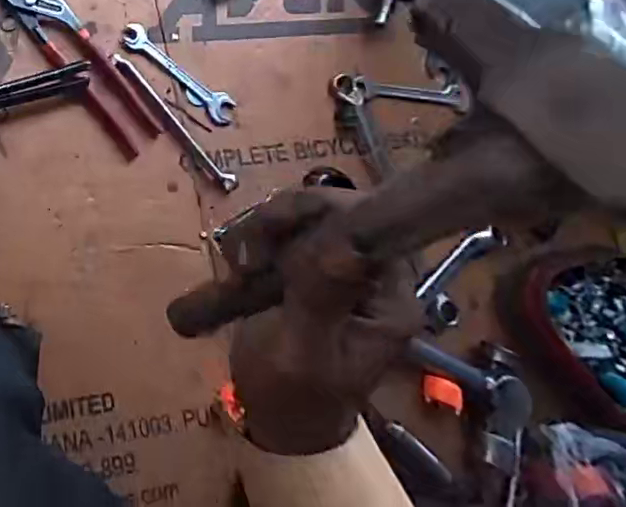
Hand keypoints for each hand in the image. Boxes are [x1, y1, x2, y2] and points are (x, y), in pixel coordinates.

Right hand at [226, 190, 420, 454]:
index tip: (271, 227)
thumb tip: (344, 246)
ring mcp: (334, 267)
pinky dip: (251, 240)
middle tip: (244, 255)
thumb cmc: (292, 395)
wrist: (274, 417)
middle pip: (329, 208)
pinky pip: (278, 229)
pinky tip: (237, 270)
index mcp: (389, 297)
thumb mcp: (302, 352)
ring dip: (258, 231)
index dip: (323, 209)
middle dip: (279, 220)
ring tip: (237, 271)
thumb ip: (321, 299)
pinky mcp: (303, 266)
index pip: (371, 223)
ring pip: (298, 213)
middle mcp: (369, 275)